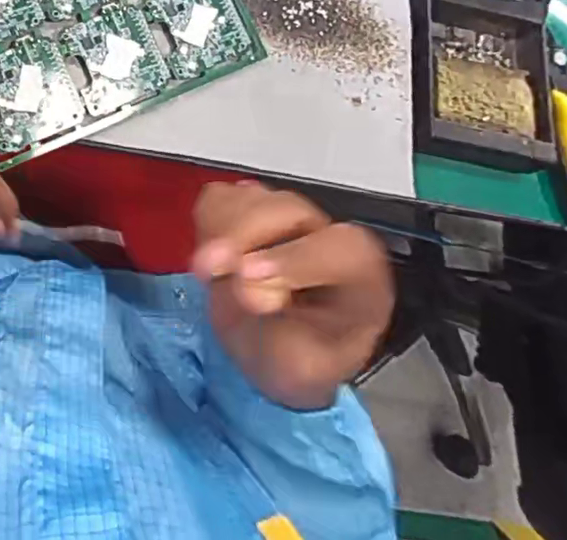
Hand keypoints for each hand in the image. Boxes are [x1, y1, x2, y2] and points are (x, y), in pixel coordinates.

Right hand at [191, 181, 393, 409]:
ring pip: (248, 199)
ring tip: (208, 271)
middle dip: (242, 234)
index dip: (295, 259)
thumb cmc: (293, 358)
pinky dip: (206, 223)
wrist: (267, 349)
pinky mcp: (245, 207)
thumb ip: (281, 331)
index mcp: (360, 276)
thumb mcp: (300, 367)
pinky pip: (219, 199)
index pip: (342, 249)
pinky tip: (212, 257)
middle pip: (287, 210)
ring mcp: (283, 215)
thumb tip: (245, 285)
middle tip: (208, 267)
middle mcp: (325, 235)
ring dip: (218, 230)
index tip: (247, 277)